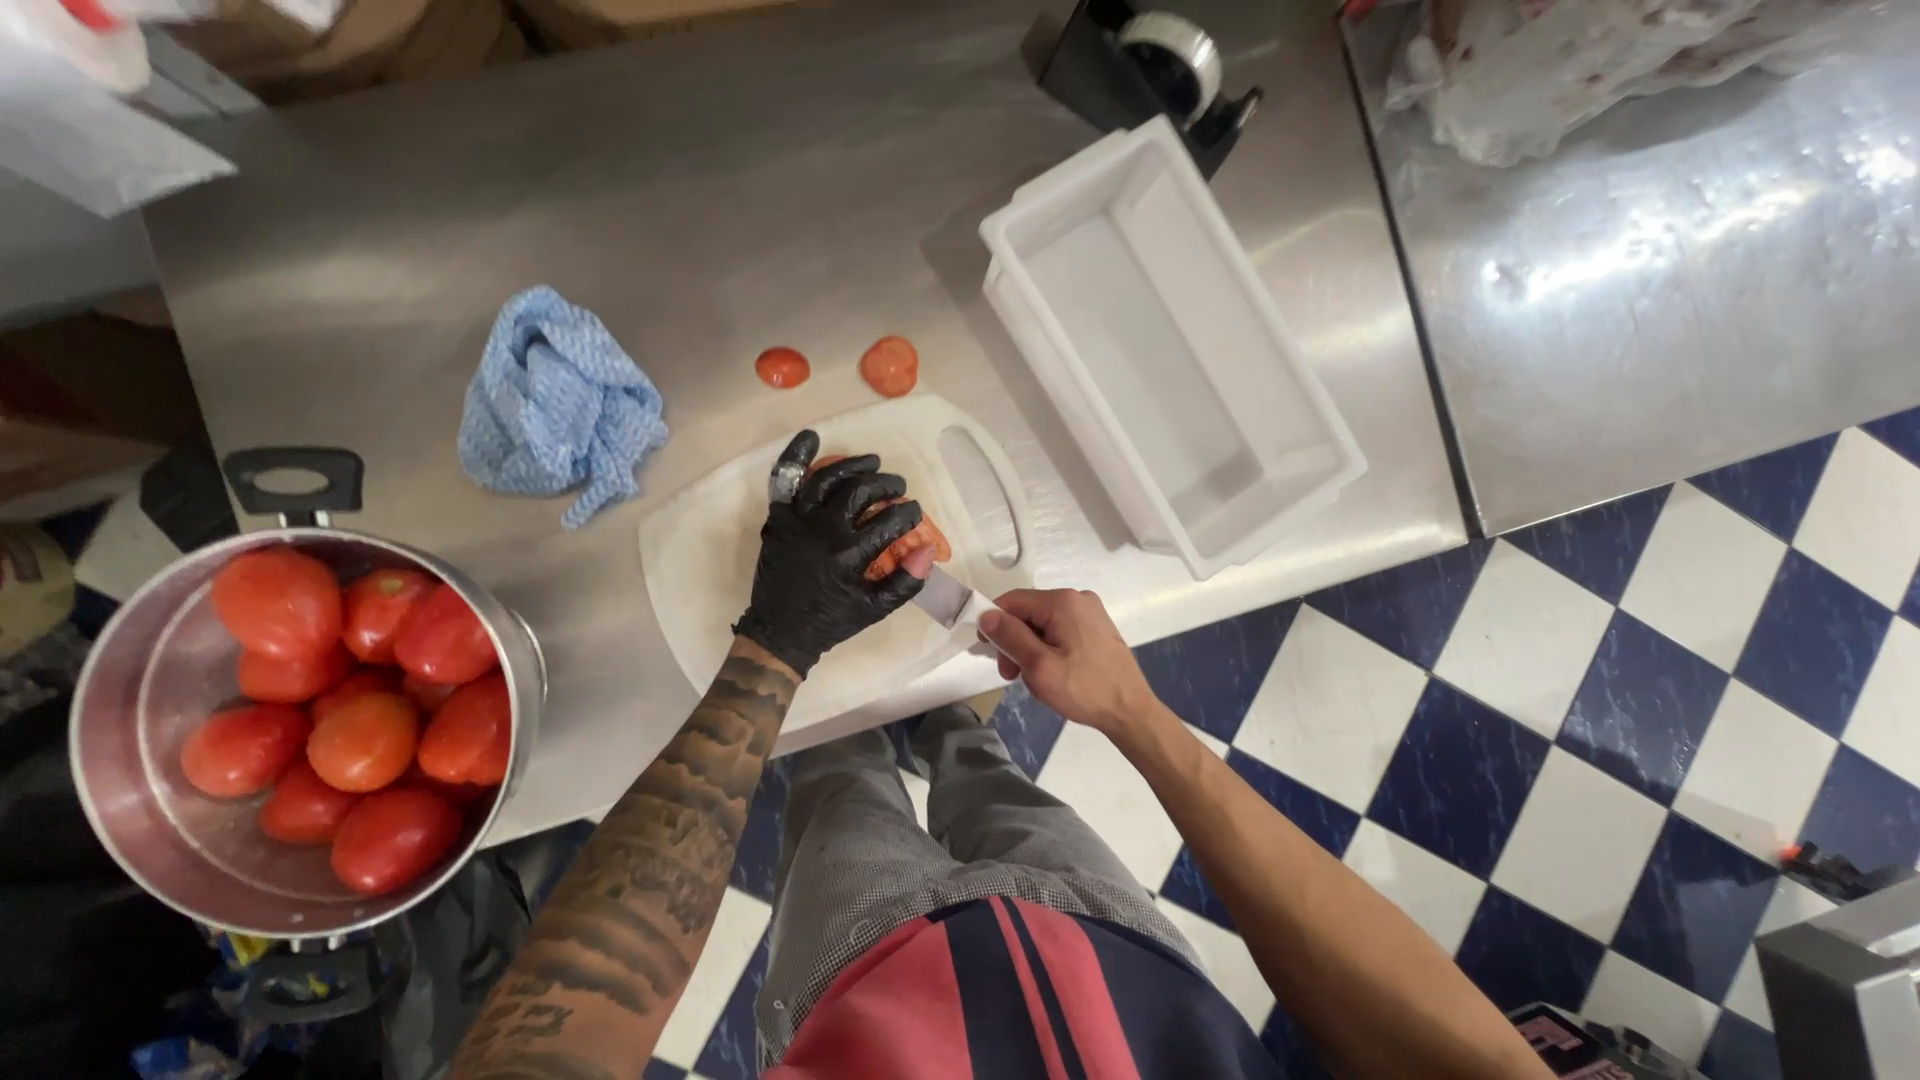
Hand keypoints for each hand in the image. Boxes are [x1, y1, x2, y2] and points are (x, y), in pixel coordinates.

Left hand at [732, 434, 927, 676]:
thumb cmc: (832, 620)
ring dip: (854, 466)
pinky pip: (785, 481)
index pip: (889, 521)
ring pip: (829, 479)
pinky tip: (812, 438)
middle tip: (898, 488)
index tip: (914, 511)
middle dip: (887, 485)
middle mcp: (824, 530)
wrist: (781, 630)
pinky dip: (797, 456)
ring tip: (872, 463)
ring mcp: (798, 521)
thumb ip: (907, 581)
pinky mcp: (779, 518)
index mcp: (850, 554)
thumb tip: (930, 549)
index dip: (908, 513)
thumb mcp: (876, 609)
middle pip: (862, 491)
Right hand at [979, 588, 1161, 736]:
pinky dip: (1049, 649)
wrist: (1131, 711)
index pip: (1012, 600)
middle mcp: (1078, 599)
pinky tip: (1052, 674)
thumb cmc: (1083, 689)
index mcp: (1063, 601)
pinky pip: (1061, 631)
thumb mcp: (1038, 665)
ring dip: (1030, 649)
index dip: (994, 623)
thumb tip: (986, 614)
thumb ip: (1010, 637)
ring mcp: (1091, 613)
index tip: (987, 652)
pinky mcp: (1097, 628)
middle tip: (1011, 675)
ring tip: (1035, 680)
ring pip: (1043, 624)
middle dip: (1014, 641)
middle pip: (1028, 613)